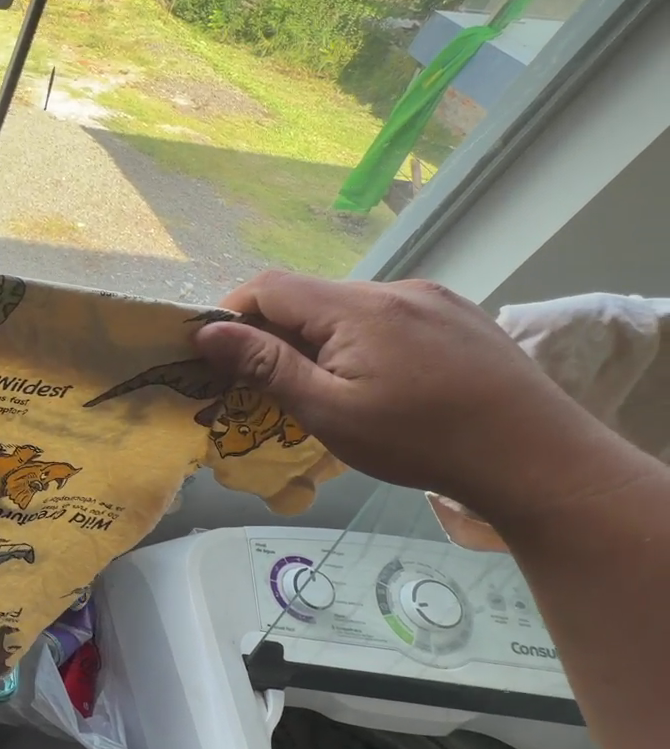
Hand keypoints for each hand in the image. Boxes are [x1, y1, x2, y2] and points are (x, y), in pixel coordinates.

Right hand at [193, 272, 628, 522]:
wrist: (543, 461)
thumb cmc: (421, 441)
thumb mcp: (327, 410)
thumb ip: (265, 365)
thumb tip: (206, 332)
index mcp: (358, 308)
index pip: (268, 286)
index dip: (231, 313)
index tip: (219, 355)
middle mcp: (395, 289)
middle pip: (306, 295)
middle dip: (272, 331)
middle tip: (266, 382)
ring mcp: (432, 300)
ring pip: (344, 306)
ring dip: (316, 337)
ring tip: (323, 386)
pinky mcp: (457, 316)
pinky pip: (384, 314)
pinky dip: (356, 338)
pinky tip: (373, 378)